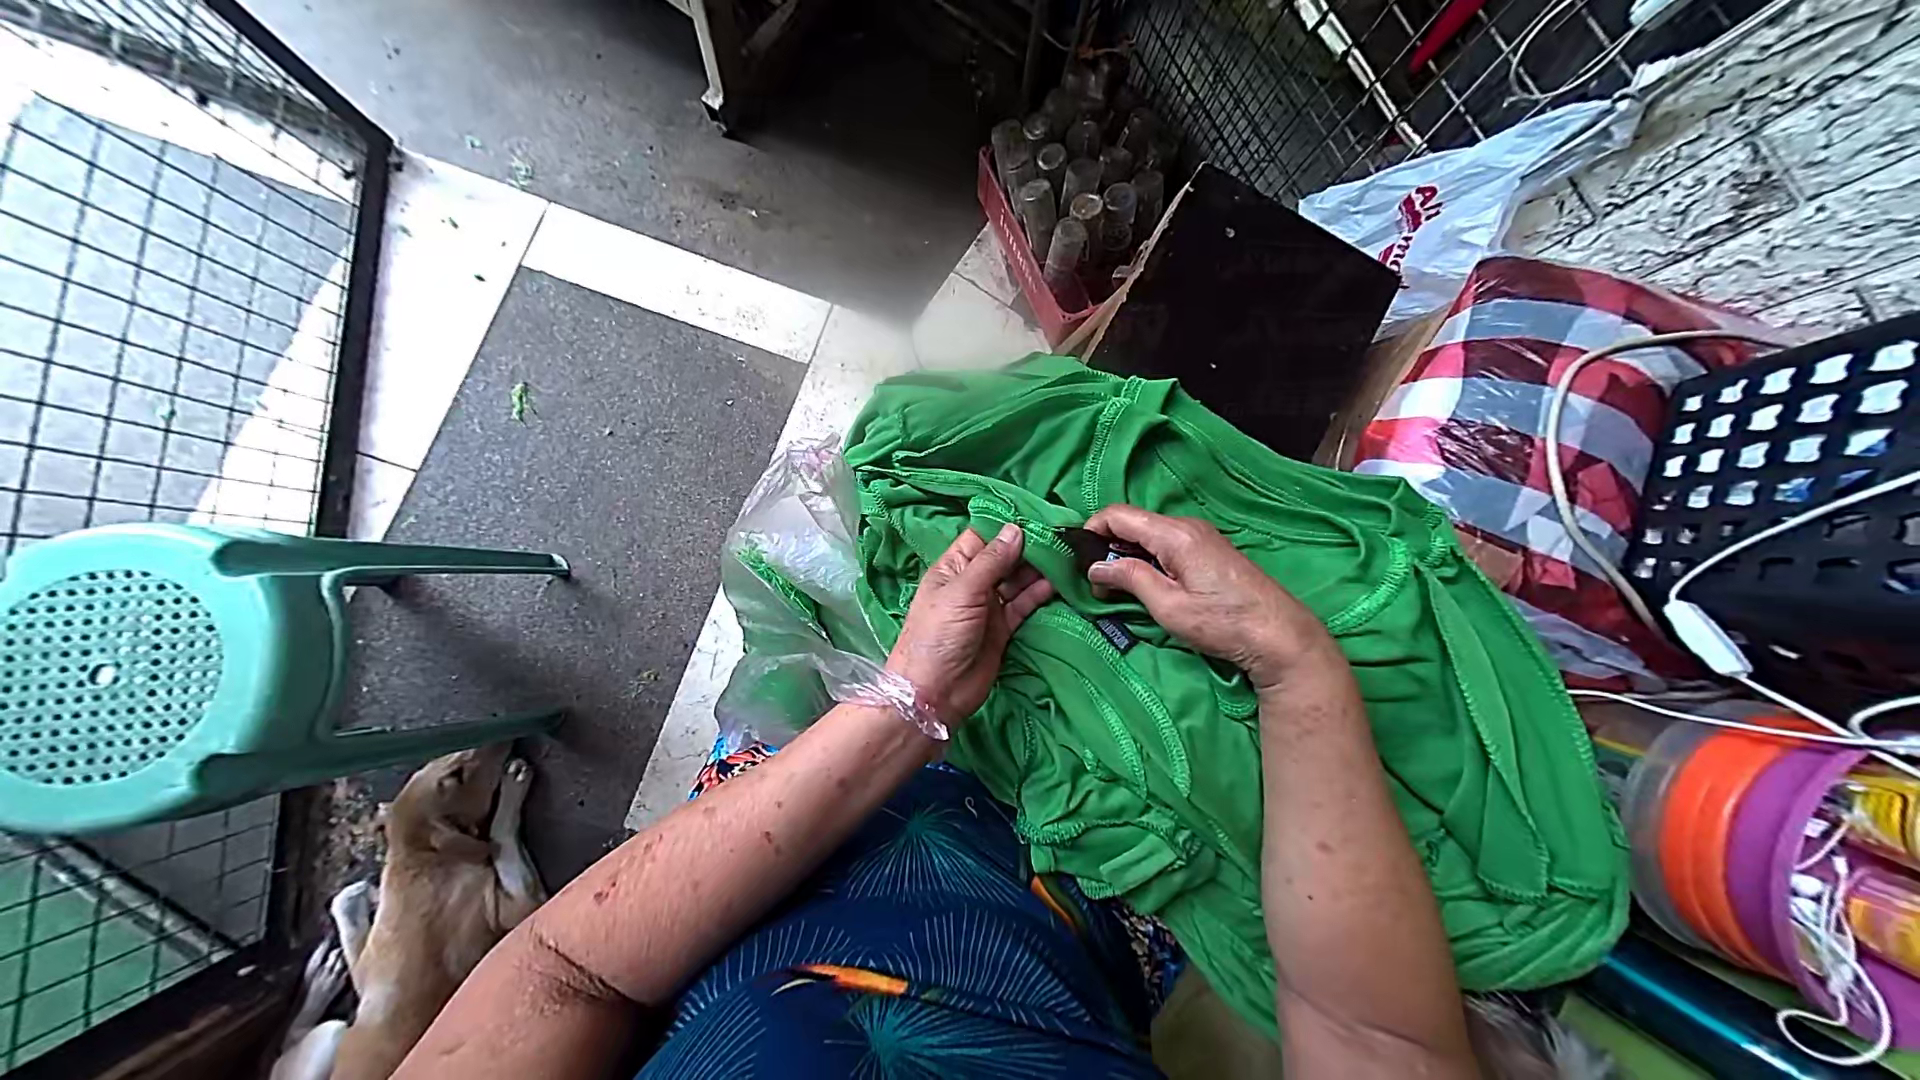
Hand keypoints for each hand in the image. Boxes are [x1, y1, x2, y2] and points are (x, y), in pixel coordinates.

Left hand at [886, 523, 1053, 721]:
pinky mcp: (1003, 628)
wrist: (935, 694)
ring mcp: (989, 605)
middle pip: (1004, 557)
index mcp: (953, 568)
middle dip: (1028, 546)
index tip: (1038, 516)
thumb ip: (990, 561)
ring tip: (1065, 556)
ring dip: (1038, 569)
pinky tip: (1058, 583)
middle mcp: (972, 583)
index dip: (1007, 527)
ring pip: (1017, 580)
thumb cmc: (938, 636)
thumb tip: (1015, 529)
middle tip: (1061, 535)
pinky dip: (1040, 594)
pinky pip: (1024, 604)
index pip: (983, 537)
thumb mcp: (962, 592)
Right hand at [1084, 504, 1338, 692]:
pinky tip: (1147, 585)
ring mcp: (1201, 536)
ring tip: (1119, 588)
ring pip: (1148, 534)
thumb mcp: (1168, 606)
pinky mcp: (1209, 550)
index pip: (1118, 514)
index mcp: (1175, 534)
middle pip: (1132, 523)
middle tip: (1097, 582)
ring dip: (1127, 555)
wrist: (1281, 636)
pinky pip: (1166, 544)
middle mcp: (1187, 526)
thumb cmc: (1223, 623)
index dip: (1091, 531)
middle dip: (1107, 546)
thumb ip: (1129, 579)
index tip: (1079, 560)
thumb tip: (1095, 567)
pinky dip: (1147, 558)